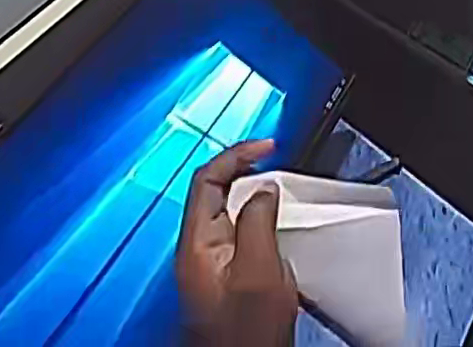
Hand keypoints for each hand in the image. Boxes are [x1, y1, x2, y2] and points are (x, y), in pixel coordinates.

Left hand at [177, 139, 298, 346]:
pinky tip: (271, 220)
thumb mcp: (259, 269)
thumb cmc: (248, 335)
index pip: (207, 178)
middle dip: (245, 170)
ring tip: (276, 188)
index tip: (266, 145)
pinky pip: (235, 229)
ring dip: (251, 193)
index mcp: (197, 243)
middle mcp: (196, 250)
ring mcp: (207, 264)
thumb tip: (264, 189)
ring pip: (225, 209)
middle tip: (273, 162)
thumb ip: (259, 219)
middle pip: (214, 190)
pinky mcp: (222, 276)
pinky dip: (254, 214)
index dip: (237, 154)